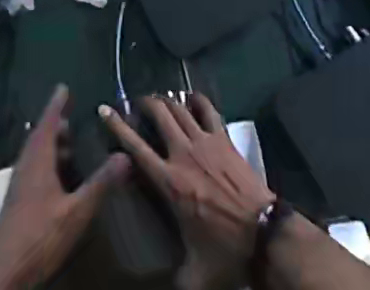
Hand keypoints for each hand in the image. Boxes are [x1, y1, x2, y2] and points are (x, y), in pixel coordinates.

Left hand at [0, 84, 128, 289]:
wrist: (6, 268)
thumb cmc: (41, 234)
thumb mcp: (77, 211)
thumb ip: (100, 183)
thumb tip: (125, 155)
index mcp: (37, 159)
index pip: (48, 123)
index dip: (56, 105)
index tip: (63, 88)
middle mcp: (25, 164)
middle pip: (40, 136)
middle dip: (56, 125)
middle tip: (73, 119)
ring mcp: (19, 182)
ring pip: (36, 153)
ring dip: (52, 145)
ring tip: (70, 145)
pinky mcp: (18, 198)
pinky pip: (34, 168)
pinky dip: (48, 162)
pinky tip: (59, 177)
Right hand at [100, 94, 274, 289]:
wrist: (266, 235)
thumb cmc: (227, 250)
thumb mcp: (197, 271)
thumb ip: (177, 276)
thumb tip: (167, 288)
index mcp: (169, 181)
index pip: (135, 146)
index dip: (116, 125)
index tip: (103, 109)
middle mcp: (182, 153)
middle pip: (158, 114)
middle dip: (144, 103)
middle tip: (138, 104)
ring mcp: (204, 142)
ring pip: (178, 107)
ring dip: (166, 100)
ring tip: (159, 100)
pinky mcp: (224, 139)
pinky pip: (208, 109)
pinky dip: (197, 100)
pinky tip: (191, 99)